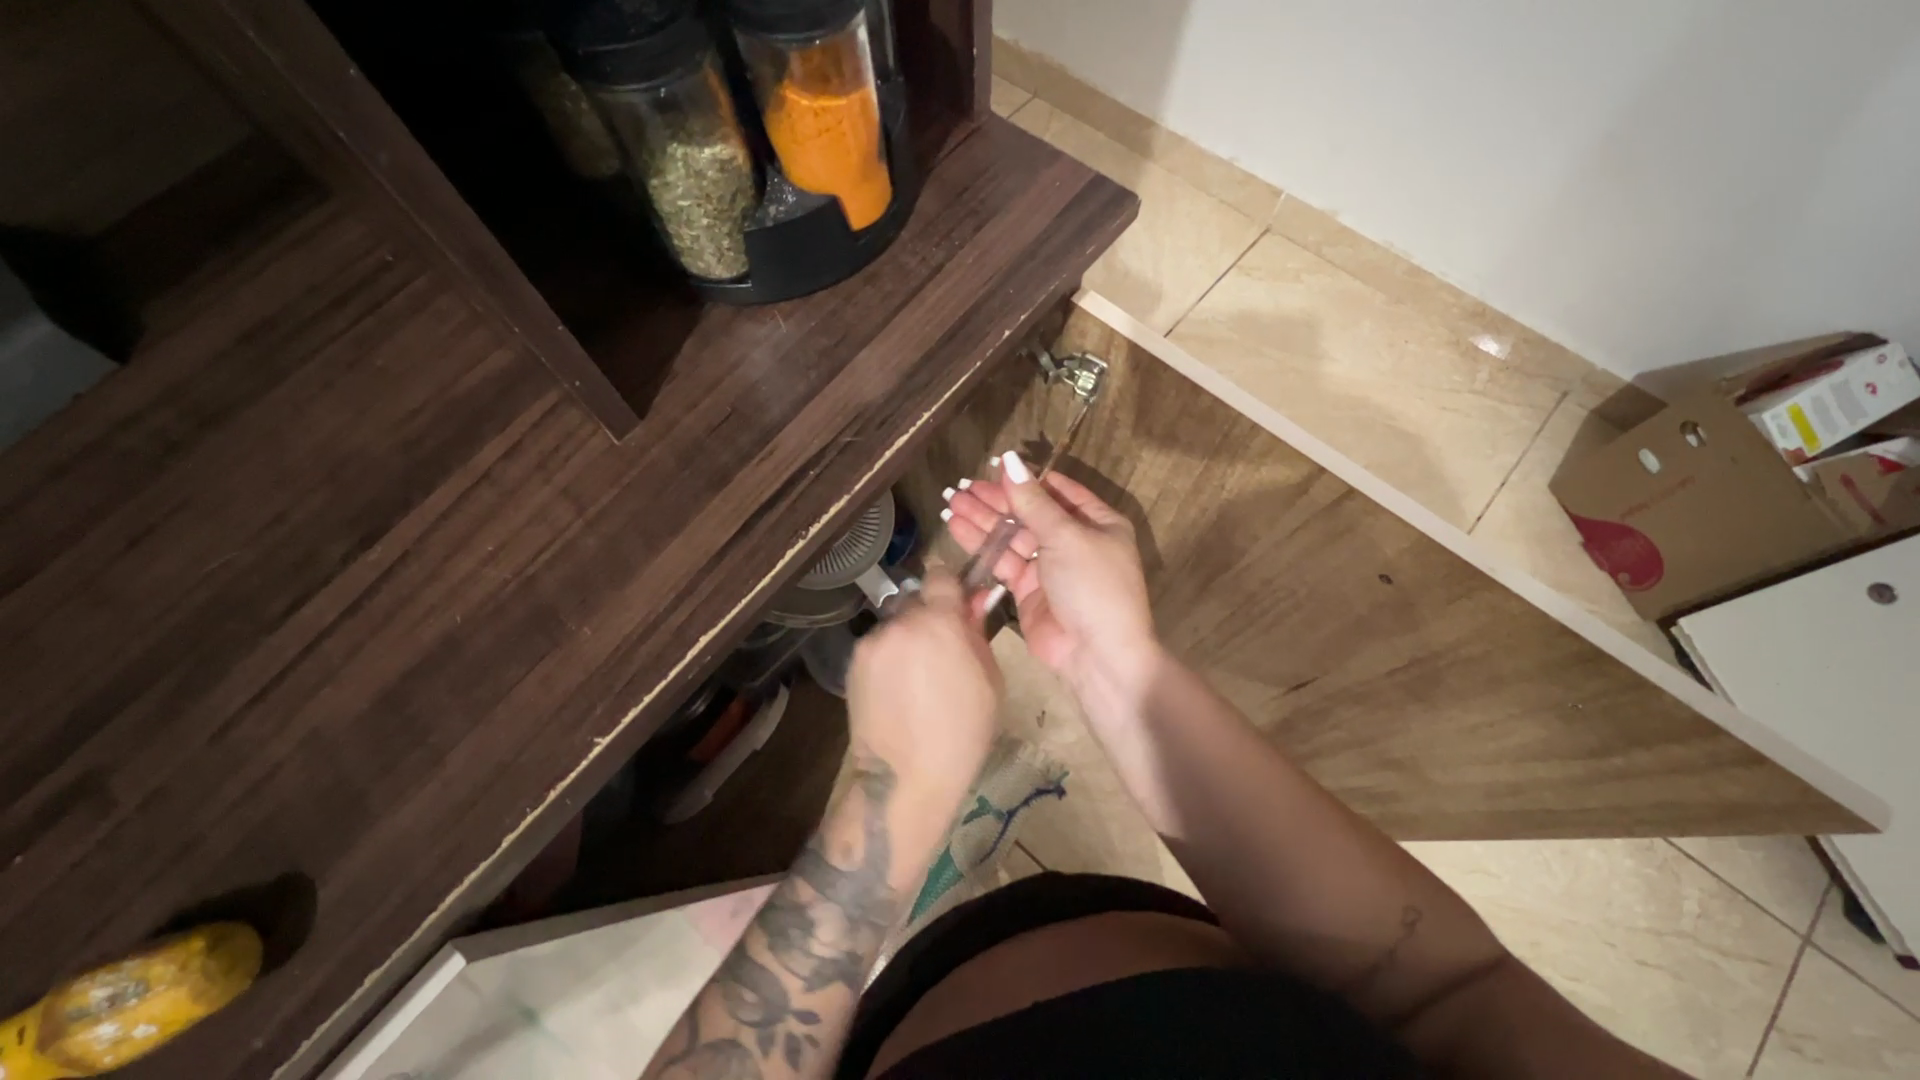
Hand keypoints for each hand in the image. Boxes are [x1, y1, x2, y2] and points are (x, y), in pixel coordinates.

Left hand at [845, 572, 1000, 795]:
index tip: (957, 605)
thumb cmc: (963, 733)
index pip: (940, 575)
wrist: (906, 776)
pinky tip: (897, 690)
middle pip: (916, 601)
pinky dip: (889, 659)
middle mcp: (900, 624)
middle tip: (942, 652)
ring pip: (896, 626)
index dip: (950, 587)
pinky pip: (878, 647)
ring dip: (908, 639)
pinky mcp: (852, 663)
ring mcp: (871, 643)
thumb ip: (977, 633)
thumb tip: (974, 601)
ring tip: (918, 679)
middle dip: (930, 618)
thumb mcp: (989, 681)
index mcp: (940, 623)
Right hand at [943, 454, 1159, 688]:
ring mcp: (1050, 566)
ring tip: (951, 501)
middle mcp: (1074, 541)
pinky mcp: (1028, 590)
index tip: (992, 467)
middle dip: (997, 500)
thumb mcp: (1065, 536)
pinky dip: (981, 545)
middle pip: (1030, 512)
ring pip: (1012, 536)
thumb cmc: (1092, 585)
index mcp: (1097, 522)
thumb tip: (1009, 460)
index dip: (1026, 479)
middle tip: (962, 487)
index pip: (1057, 491)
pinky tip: (957, 527)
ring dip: (983, 520)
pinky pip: (1003, 560)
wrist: (1096, 653)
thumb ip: (1032, 501)